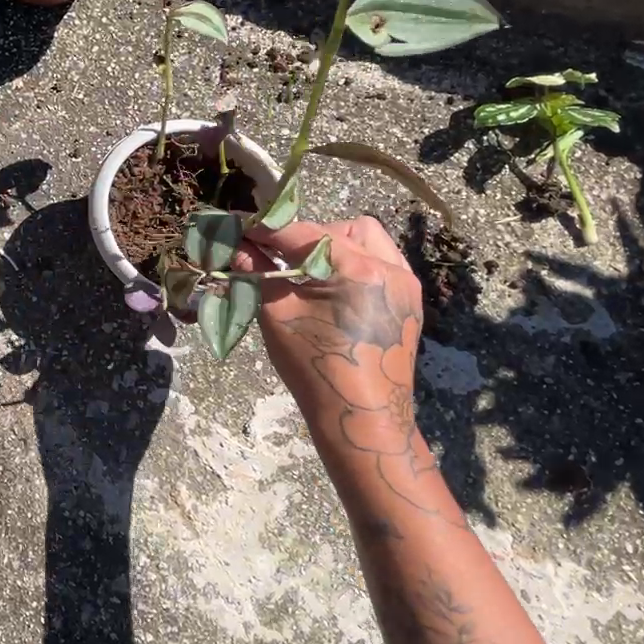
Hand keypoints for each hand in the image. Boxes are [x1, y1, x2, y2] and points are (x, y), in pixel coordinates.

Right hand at [234, 218, 424, 449]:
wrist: (361, 416)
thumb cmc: (314, 365)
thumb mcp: (276, 312)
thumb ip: (258, 271)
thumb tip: (235, 244)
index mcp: (357, 270)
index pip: (299, 232)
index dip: (263, 228)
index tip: (235, 227)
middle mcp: (389, 268)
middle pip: (333, 228)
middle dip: (297, 235)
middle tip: (270, 253)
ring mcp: (404, 283)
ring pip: (364, 237)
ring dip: (329, 242)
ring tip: (304, 266)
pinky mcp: (408, 298)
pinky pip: (379, 258)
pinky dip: (351, 259)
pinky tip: (330, 281)